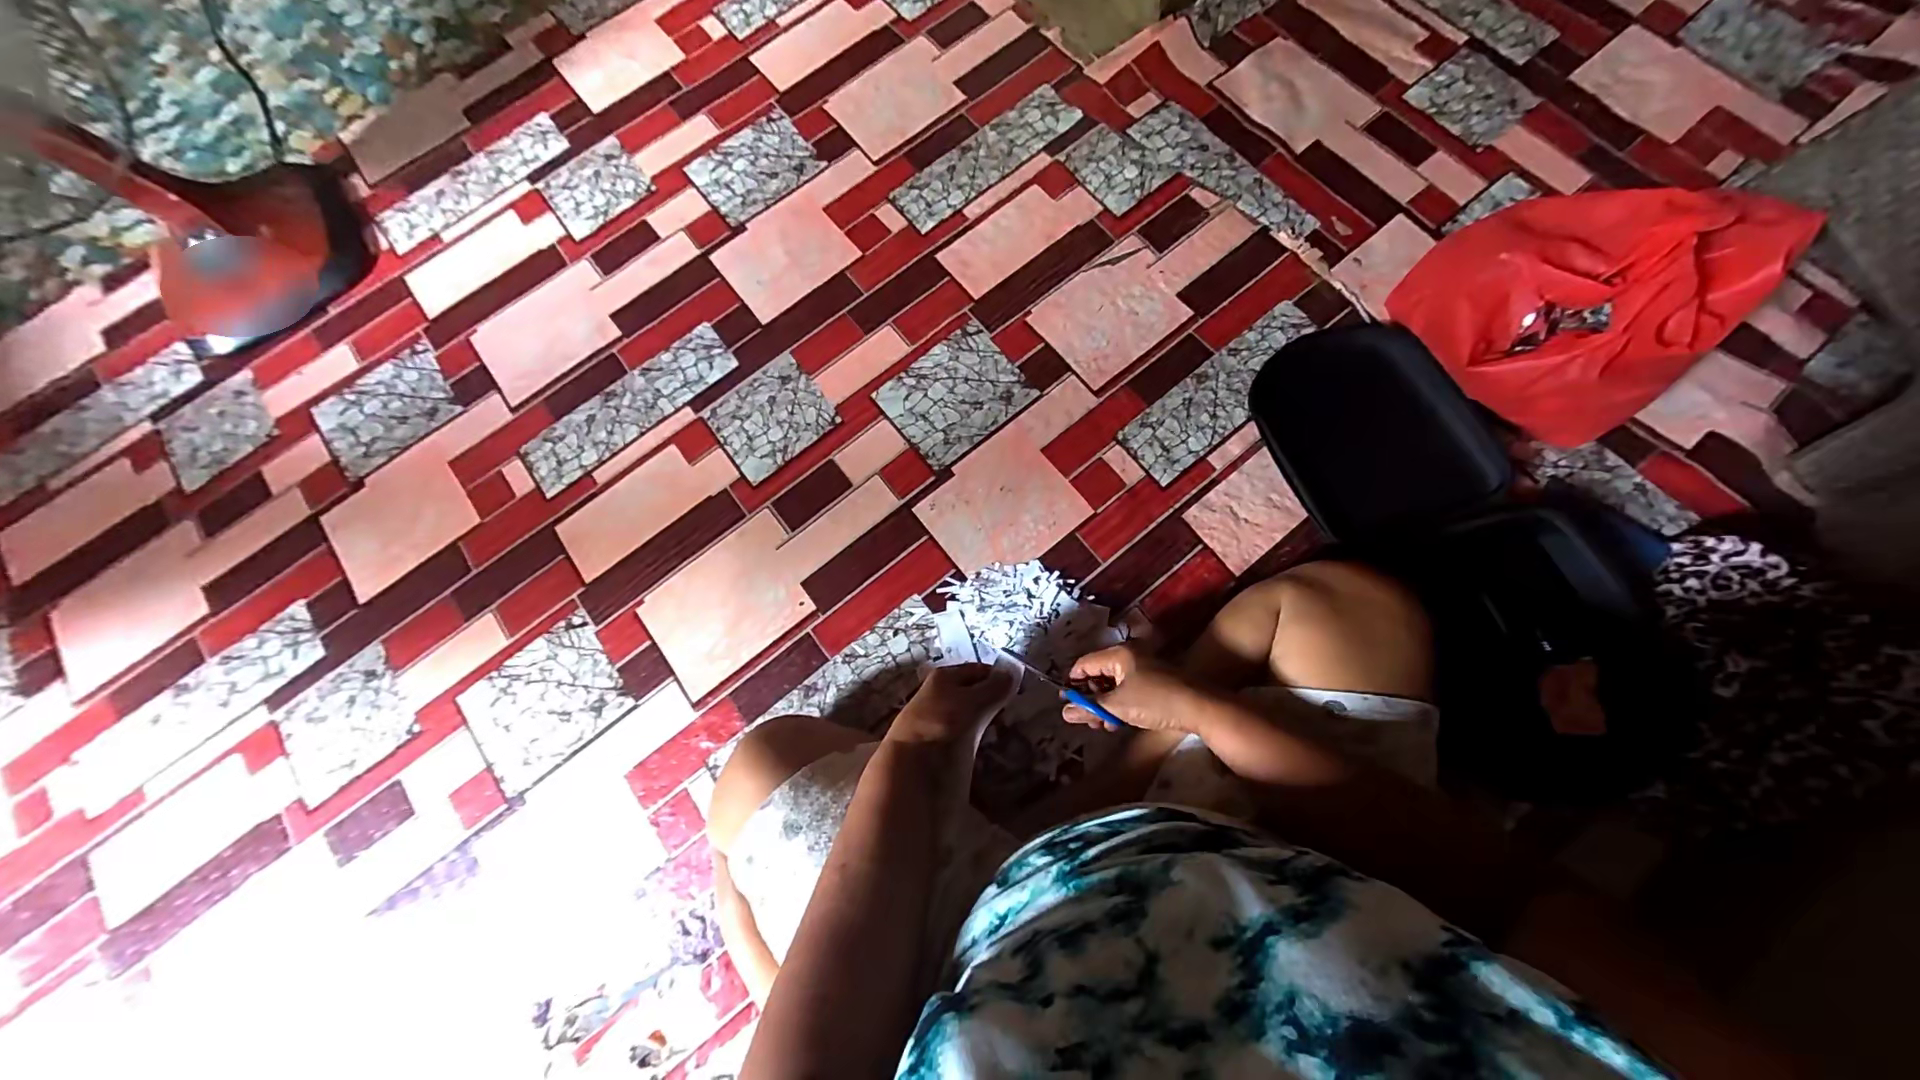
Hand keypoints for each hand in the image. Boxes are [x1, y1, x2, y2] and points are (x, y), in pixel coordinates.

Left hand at [887, 663, 1019, 747]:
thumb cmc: (943, 723)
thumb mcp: (972, 701)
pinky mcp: (943, 745)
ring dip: (991, 721)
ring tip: (1012, 730)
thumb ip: (994, 688)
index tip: (1020, 689)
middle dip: (996, 701)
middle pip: (974, 693)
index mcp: (944, 676)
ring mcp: (942, 721)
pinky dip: (982, 739)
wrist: (912, 766)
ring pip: (973, 715)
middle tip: (1018, 710)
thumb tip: (1013, 672)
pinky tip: (996, 746)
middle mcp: (941, 695)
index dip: (998, 676)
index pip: (978, 670)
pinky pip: (970, 736)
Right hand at [1061, 644, 1207, 732]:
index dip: (1073, 683)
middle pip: (1098, 674)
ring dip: (1104, 704)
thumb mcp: (1117, 706)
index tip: (1067, 703)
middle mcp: (1129, 655)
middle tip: (1087, 719)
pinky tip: (1118, 722)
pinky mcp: (1153, 680)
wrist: (1200, 707)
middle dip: (1090, 697)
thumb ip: (1089, 707)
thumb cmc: (1155, 701)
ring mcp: (1142, 667)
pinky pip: (1127, 689)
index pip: (1084, 663)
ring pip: (1112, 684)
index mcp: (1118, 654)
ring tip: (1103, 725)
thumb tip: (1064, 711)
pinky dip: (1119, 703)